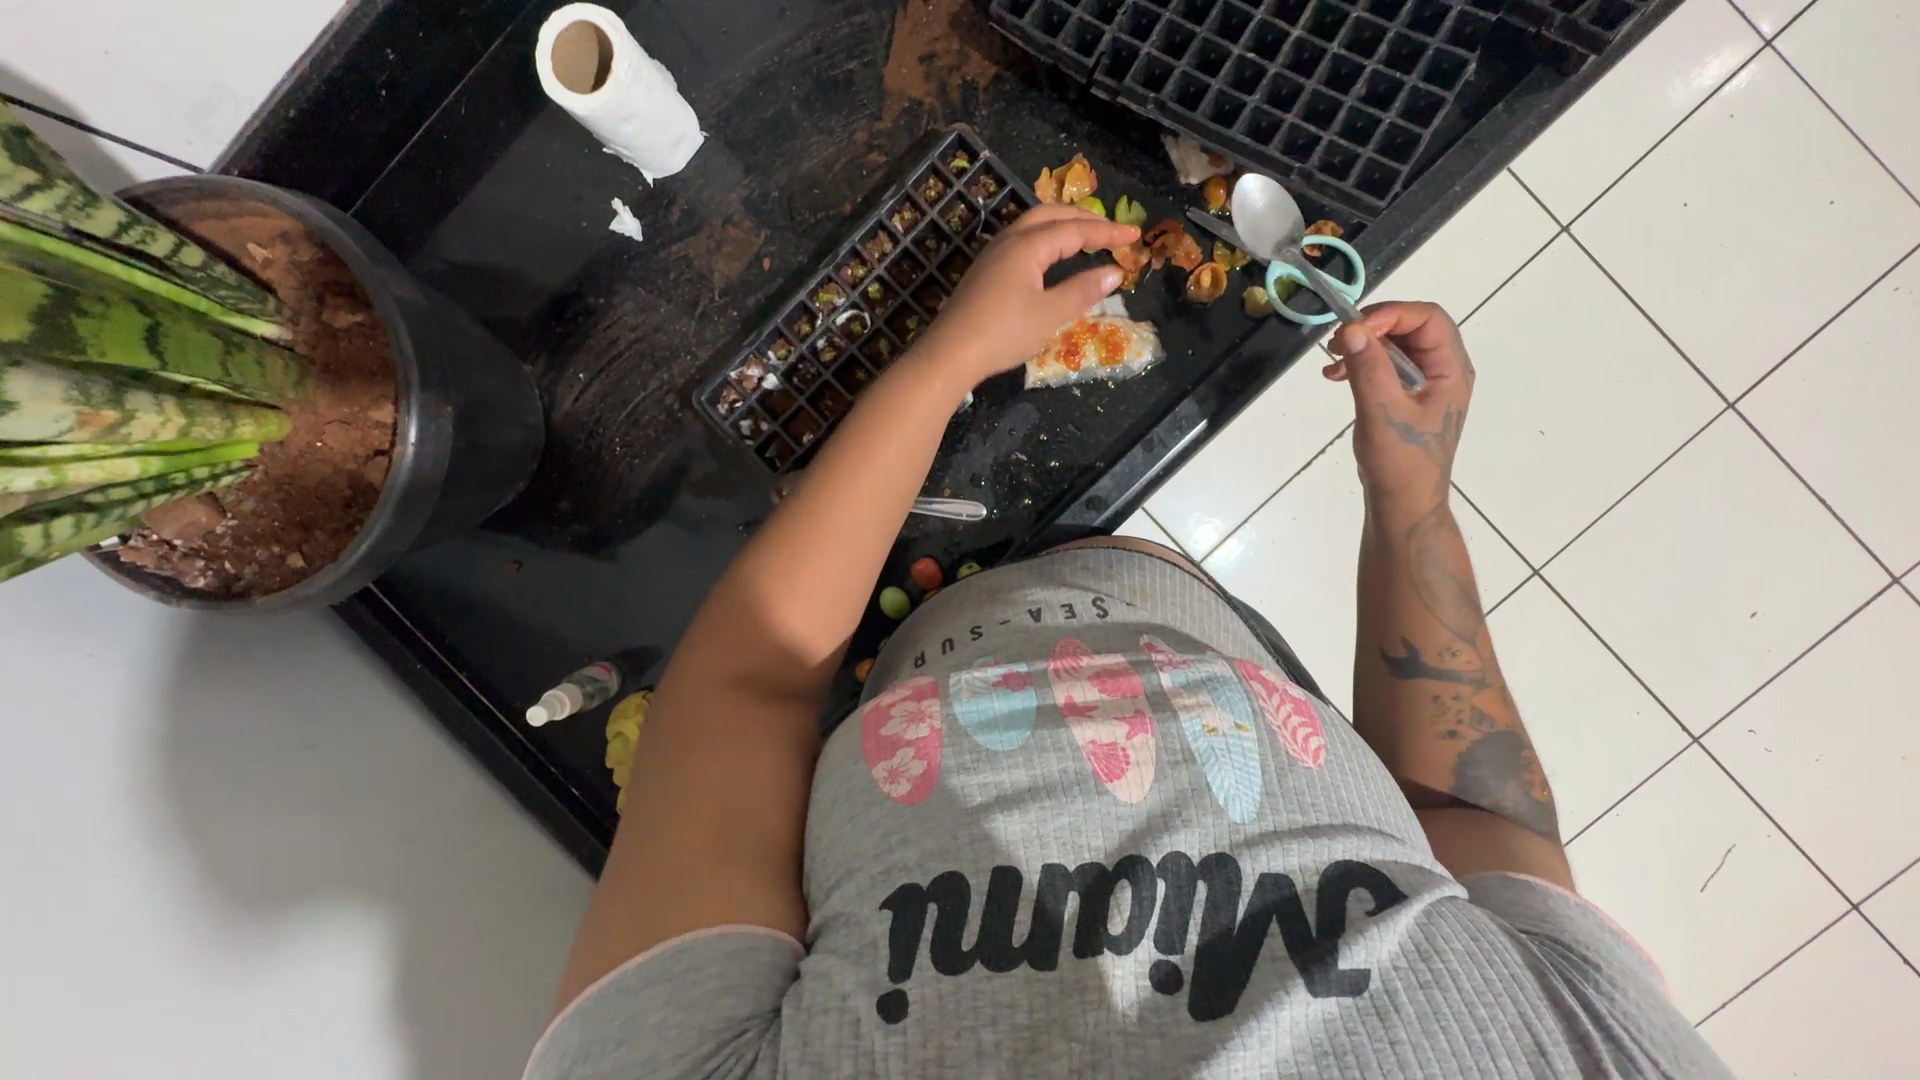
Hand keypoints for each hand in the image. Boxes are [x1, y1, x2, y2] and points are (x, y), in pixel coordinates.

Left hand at [912, 205, 1138, 384]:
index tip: (1134, 237)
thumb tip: (1113, 273)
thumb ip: (1082, 291)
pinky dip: (1044, 239)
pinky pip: (1021, 241)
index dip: (1107, 233)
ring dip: (1062, 225)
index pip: (1075, 230)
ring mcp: (993, 254)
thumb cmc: (1002, 334)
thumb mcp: (1049, 315)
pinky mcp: (984, 271)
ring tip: (1085, 237)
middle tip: (1111, 231)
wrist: (950, 354)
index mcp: (1028, 246)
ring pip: (1032, 225)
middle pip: (1051, 215)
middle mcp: (1009, 241)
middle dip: (1084, 219)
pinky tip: (1049, 257)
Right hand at [1323, 301, 1473, 523]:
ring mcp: (1424, 385)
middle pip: (1411, 327)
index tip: (1352, 329)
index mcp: (1451, 371)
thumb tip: (1352, 330)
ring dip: (1363, 345)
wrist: (1402, 503)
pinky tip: (1336, 376)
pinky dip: (1360, 364)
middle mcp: (1442, 371)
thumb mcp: (1382, 413)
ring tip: (1333, 360)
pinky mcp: (1404, 398)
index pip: (1427, 319)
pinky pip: (1385, 366)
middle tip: (1338, 341)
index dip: (1390, 315)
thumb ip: (1369, 369)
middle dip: (1373, 327)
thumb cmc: (1400, 462)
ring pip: (1395, 346)